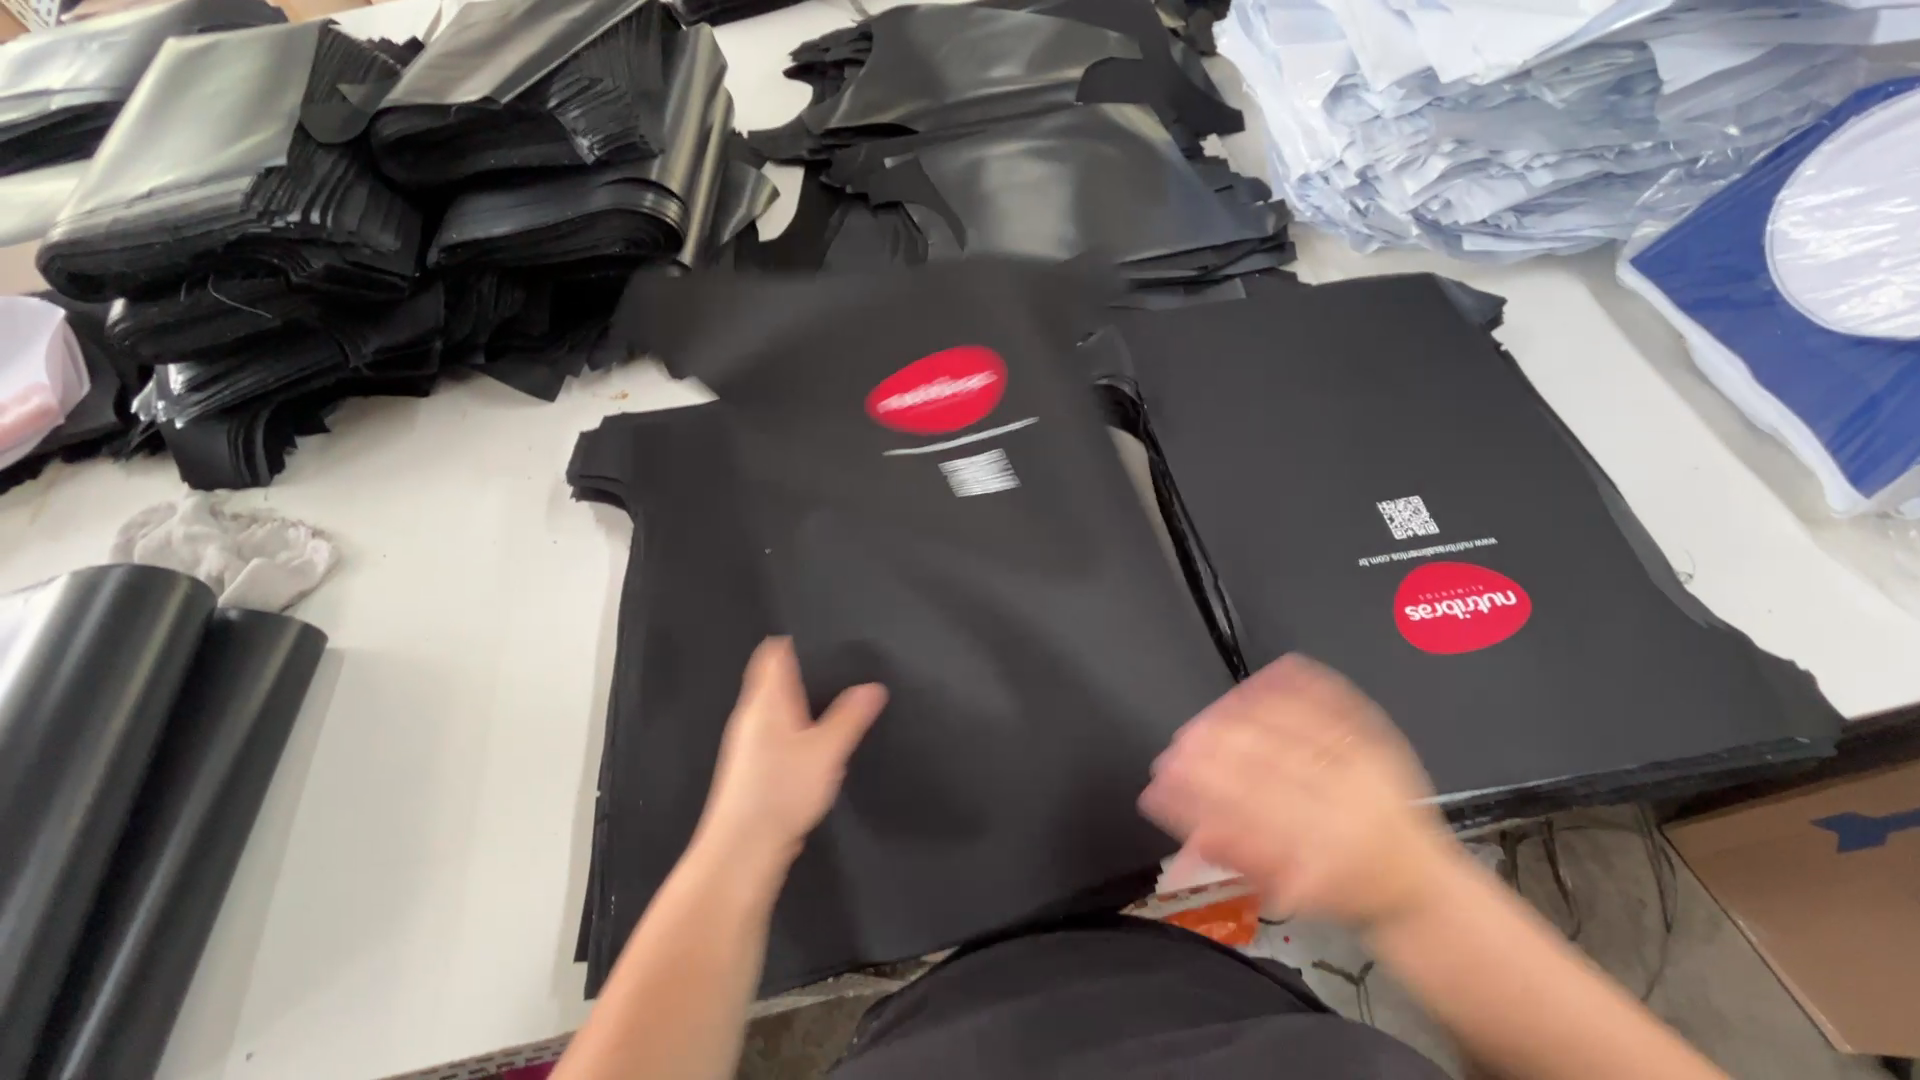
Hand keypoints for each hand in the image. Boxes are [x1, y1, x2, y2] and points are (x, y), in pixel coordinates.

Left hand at [694, 637, 887, 867]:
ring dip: (796, 704)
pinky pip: (774, 736)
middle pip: (771, 680)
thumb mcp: (828, 750)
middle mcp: (751, 717)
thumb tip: (873, 688)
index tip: (816, 635)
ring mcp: (748, 745)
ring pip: (773, 710)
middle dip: (799, 671)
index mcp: (767, 702)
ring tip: (829, 699)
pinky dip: (793, 731)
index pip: (773, 655)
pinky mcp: (751, 770)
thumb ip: (851, 717)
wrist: (743, 847)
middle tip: (833, 665)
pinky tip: (813, 745)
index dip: (792, 641)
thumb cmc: (782, 790)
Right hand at [1139, 654, 1460, 929]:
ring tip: (1207, 716)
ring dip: (1244, 717)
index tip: (1164, 780)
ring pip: (1297, 731)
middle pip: (1268, 766)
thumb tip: (1187, 833)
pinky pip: (1340, 704)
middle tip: (1177, 744)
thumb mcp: (1292, 891)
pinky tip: (1271, 674)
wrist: (1416, 882)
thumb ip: (1237, 857)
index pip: (1248, 814)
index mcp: (1324, 852)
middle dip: (1213, 751)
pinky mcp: (1379, 744)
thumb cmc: (1348, 891)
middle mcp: (1347, 807)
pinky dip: (1303, 685)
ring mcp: (1364, 770)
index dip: (1199, 793)